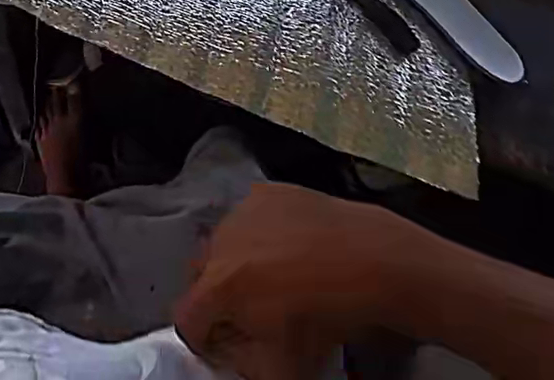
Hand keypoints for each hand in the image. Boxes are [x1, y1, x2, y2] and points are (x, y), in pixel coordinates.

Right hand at [174, 184, 414, 379]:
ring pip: (223, 242)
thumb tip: (231, 349)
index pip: (186, 317)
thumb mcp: (285, 368)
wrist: (367, 259)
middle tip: (251, 309)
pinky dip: (259, 232)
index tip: (228, 342)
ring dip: (237, 261)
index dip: (203, 337)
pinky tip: (290, 246)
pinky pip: (249, 217)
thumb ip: (243, 365)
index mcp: (217, 286)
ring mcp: (240, 210)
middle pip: (201, 275)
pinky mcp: (263, 192)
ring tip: (275, 275)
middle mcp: (217, 241)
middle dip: (217, 295)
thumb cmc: (325, 315)